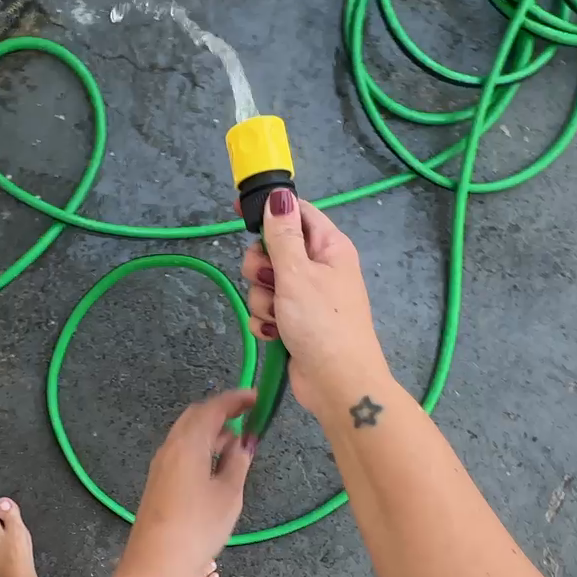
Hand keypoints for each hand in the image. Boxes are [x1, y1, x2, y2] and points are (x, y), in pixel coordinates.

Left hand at [119, 389, 256, 576]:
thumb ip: (237, 462)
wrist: (156, 564)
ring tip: (236, 443)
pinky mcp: (158, 482)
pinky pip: (181, 451)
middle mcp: (170, 447)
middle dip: (221, 412)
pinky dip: (200, 447)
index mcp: (188, 444)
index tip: (256, 398)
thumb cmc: (198, 528)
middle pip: (195, 417)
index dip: (236, 400)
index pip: (212, 408)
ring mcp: (160, 465)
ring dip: (211, 431)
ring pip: (186, 434)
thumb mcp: (228, 494)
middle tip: (247, 418)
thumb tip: (242, 443)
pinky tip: (215, 464)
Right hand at [241, 190, 390, 410]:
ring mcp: (304, 297)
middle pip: (271, 249)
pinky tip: (276, 335)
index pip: (296, 212)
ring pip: (263, 284)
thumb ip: (282, 234)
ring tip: (279, 317)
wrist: (336, 382)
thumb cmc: (322, 322)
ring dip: (263, 301)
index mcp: (328, 246)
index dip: (269, 209)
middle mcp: (318, 268)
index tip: (239, 211)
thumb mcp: (298, 272)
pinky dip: (266, 323)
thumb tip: (279, 194)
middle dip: (261, 268)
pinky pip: (266, 311)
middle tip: (270, 281)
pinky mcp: (292, 323)